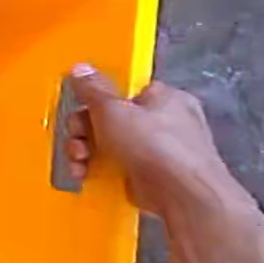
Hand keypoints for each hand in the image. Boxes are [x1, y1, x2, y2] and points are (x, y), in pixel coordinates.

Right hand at [64, 64, 238, 215]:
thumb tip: (79, 66)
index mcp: (164, 98)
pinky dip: (94, 167)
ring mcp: (156, 148)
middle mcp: (163, 121)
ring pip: (104, 141)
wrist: (184, 196)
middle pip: (106, 116)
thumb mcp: (113, 110)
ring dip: (83, 150)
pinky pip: (111, 162)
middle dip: (83, 130)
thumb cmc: (152, 144)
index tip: (81, 108)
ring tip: (80, 161)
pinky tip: (86, 173)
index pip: (122, 88)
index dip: (96, 98)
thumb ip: (92, 89)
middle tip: (79, 139)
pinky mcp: (147, 172)